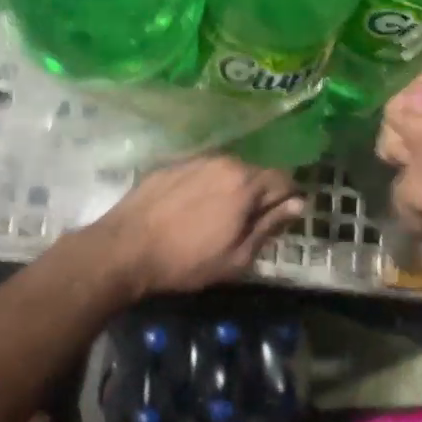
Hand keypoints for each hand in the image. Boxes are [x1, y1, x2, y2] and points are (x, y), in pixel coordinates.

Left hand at [85, 155, 304, 298]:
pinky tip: (187, 212)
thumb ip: (270, 226)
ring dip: (230, 191)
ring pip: (227, 172)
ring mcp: (195, 160)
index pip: (284, 179)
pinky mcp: (171, 166)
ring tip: (213, 220)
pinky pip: (200, 173)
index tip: (277, 223)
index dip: (286, 201)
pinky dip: (203, 188)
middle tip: (243, 227)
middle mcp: (224, 162)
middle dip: (257, 196)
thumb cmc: (185, 261)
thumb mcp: (236, 256)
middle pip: (255, 174)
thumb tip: (298, 205)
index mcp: (245, 182)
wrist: (123, 250)